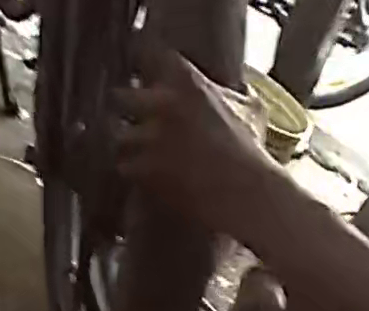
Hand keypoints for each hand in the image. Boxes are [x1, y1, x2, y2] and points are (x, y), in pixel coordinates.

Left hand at [116, 46, 283, 238]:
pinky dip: (129, 171)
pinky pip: (123, 166)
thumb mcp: (248, 110)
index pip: (154, 60)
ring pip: (118, 135)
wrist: (242, 192)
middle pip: (122, 97)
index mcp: (189, 82)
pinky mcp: (145, 170)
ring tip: (133, 153)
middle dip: (125, 109)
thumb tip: (229, 96)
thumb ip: (229, 96)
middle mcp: (164, 105)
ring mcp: (152, 138)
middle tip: (131, 121)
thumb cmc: (250, 153)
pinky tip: (139, 175)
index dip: (149, 74)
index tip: (152, 87)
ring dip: (124, 144)